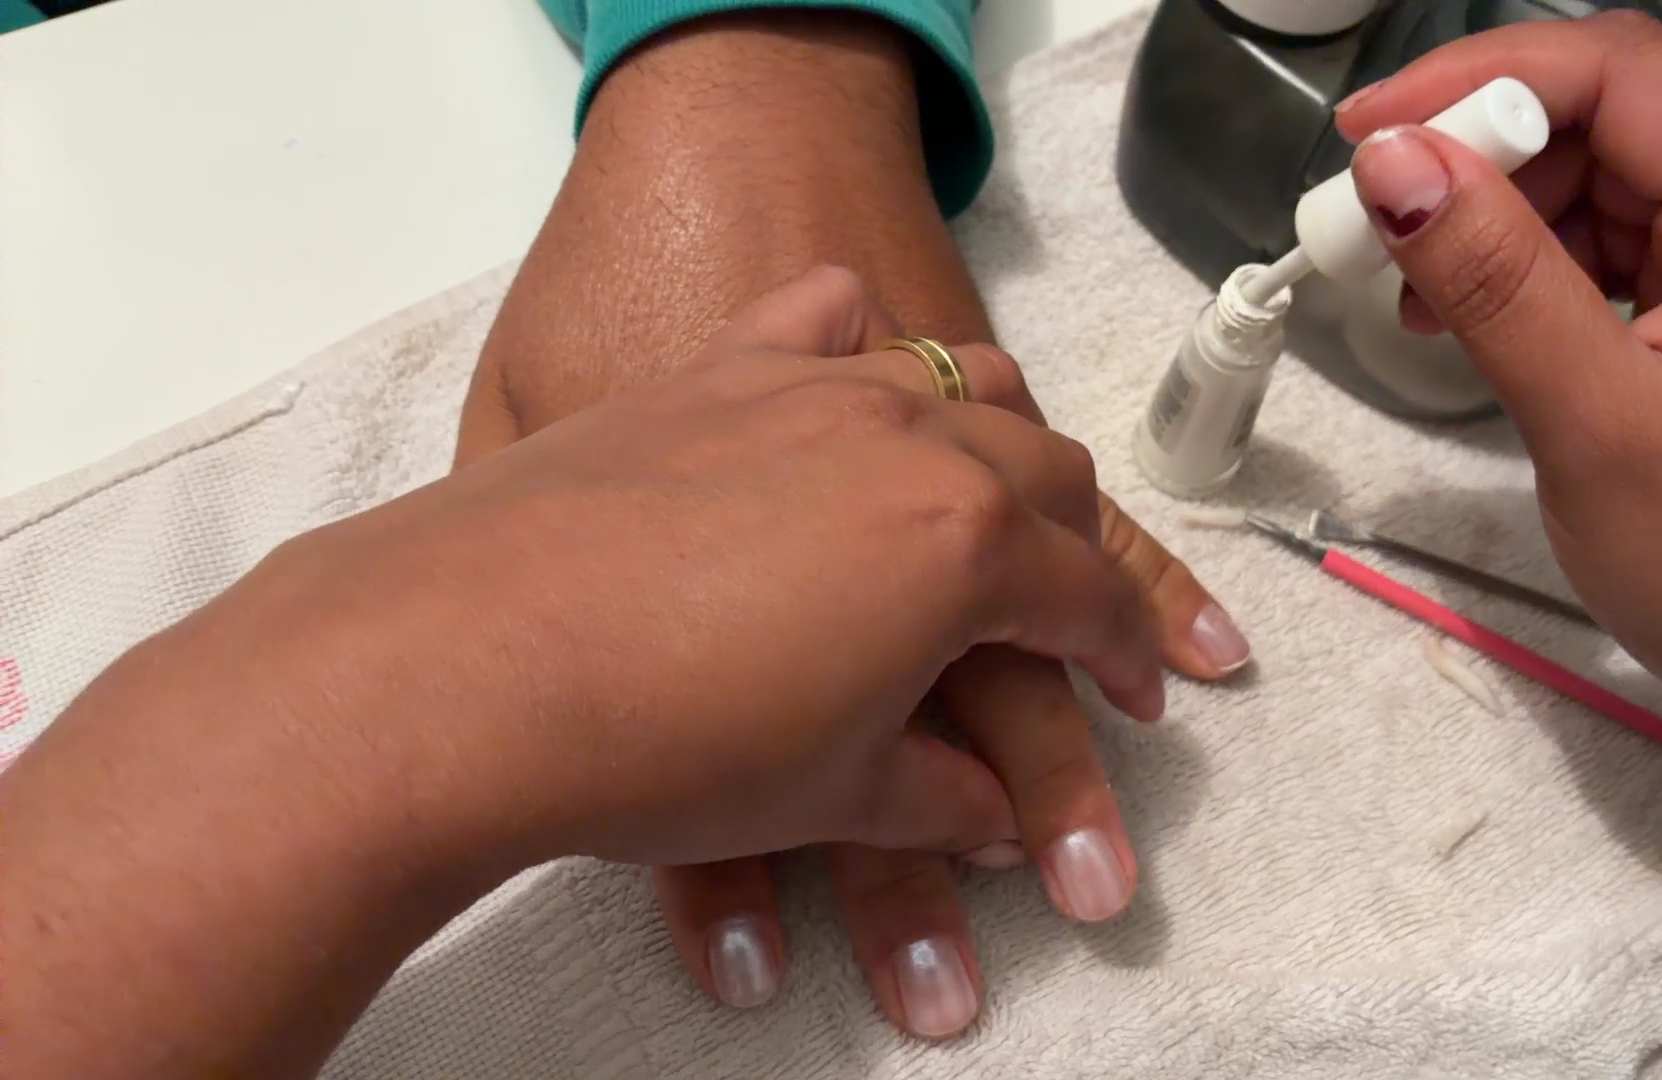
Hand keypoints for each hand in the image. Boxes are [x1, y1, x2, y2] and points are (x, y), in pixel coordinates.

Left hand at [5, 268, 1177, 1078]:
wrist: (455, 668)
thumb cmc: (669, 744)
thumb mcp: (835, 791)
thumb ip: (944, 798)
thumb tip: (1001, 822)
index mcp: (959, 544)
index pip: (1091, 594)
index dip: (1130, 649)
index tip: (1141, 688)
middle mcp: (913, 439)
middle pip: (1053, 471)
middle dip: (1087, 547)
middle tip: (1081, 609)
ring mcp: (820, 385)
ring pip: (968, 378)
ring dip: (1006, 440)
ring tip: (1000, 495)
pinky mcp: (730, 365)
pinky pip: (827, 314)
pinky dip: (866, 336)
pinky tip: (865, 370)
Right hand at [1337, 14, 1661, 1074]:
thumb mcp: (1596, 423)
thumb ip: (1496, 284)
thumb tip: (1396, 170)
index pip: (1631, 77)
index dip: (1481, 82)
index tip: (1360, 133)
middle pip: (1613, 123)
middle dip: (1478, 166)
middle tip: (1377, 238)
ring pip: (1600, 187)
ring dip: (1491, 224)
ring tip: (1419, 296)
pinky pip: (1606, 250)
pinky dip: (1521, 270)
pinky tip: (1470, 316)